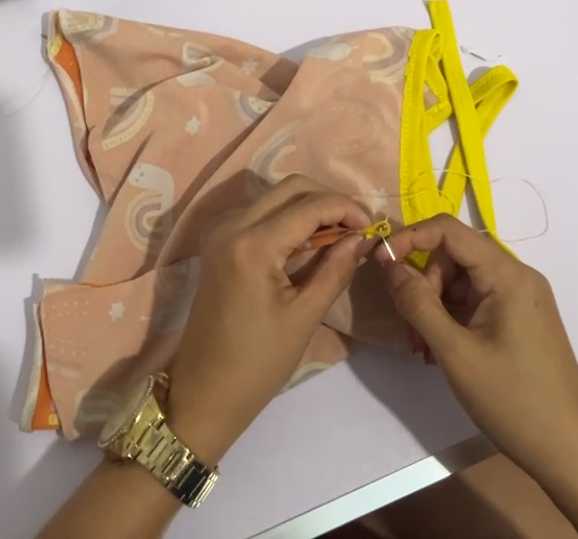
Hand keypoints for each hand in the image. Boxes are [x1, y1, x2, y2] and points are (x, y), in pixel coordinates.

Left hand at [165, 174, 373, 461]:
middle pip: (290, 187)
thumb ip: (335, 269)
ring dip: (308, 206)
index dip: (347, 209)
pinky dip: (288, 217)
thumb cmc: (257, 363)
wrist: (203, 391)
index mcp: (252, 244)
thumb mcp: (304, 317)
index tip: (374, 227)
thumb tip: (361, 237)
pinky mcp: (218, 240)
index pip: (309, 205)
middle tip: (358, 228)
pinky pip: (259, 212)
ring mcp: (220, 230)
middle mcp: (231, 224)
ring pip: (274, 195)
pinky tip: (309, 241)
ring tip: (340, 235)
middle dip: (328, 200)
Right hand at [376, 214, 577, 476]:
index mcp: (507, 275)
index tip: (379, 262)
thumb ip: (418, 303)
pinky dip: (451, 318)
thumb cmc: (513, 400)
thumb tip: (389, 263)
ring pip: (461, 281)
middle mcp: (517, 277)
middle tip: (410, 326)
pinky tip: (442, 351)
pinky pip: (475, 301)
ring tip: (424, 347)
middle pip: (454, 256)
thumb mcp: (455, 352)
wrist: (570, 453)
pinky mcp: (519, 319)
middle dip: (423, 282)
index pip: (449, 230)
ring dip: (434, 304)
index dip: (410, 237)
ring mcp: (520, 299)